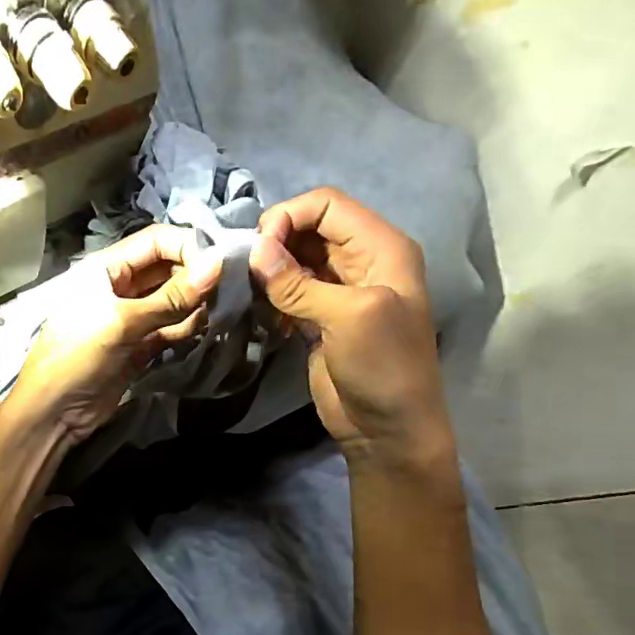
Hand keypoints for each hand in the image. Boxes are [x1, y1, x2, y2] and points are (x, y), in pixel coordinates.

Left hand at [1, 225, 220, 445]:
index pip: (155, 242)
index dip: (188, 246)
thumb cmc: (77, 357)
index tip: (220, 262)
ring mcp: (131, 319)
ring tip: (217, 312)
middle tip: (226, 290)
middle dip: (196, 276)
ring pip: (173, 301)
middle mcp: (120, 288)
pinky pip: (171, 328)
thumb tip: (218, 264)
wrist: (54, 413)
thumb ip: (171, 298)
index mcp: (106, 269)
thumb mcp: (121, 323)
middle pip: (167, 269)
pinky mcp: (140, 347)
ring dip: (195, 305)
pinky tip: (203, 329)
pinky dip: (187, 328)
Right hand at [253, 187, 455, 471]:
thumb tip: (253, 252)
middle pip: (308, 229)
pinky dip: (271, 296)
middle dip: (274, 243)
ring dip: (269, 271)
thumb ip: (299, 283)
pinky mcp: (319, 319)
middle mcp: (360, 261)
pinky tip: (261, 313)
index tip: (258, 248)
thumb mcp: (348, 317)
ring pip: (295, 261)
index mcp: (381, 247)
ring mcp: (338, 291)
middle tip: (246, 271)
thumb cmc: (383, 367)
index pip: (327, 205)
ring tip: (249, 291)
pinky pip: (289, 292)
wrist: (388, 429)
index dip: (289, 216)